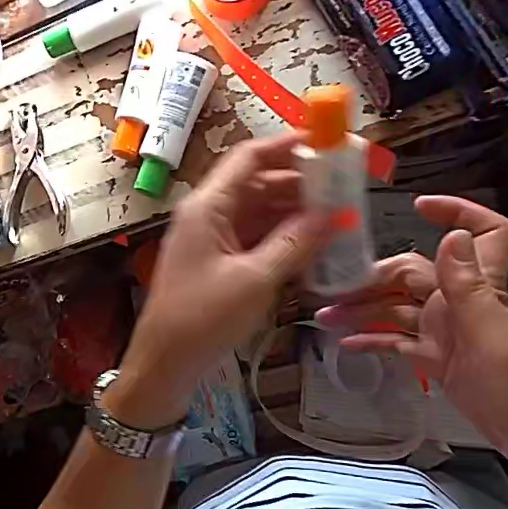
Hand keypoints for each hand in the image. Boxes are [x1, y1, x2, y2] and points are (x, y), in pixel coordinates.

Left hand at [108, 133, 320, 427]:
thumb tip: (331, 215)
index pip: (250, 158)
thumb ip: (295, 243)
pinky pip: (256, 237)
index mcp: (208, 206)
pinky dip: (283, 238)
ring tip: (337, 215)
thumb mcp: (255, 280)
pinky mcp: (220, 261)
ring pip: (260, 211)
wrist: (164, 364)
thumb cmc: (202, 319)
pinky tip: (314, 244)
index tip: (326, 144)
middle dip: (301, 183)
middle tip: (343, 188)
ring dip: (295, 212)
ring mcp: (214, 238)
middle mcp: (209, 214)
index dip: (288, 145)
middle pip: (258, 183)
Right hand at [319, 198, 507, 481]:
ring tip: (326, 316)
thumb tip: (451, 236)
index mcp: (479, 289)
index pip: (482, 233)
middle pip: (413, 274)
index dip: (458, 212)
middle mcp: (460, 303)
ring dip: (363, 309)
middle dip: (373, 277)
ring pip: (397, 308)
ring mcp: (446, 332)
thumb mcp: (492, 337)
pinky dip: (374, 339)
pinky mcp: (437, 360)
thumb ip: (469, 287)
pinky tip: (347, 343)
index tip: (419, 207)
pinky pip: (399, 342)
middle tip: (334, 290)